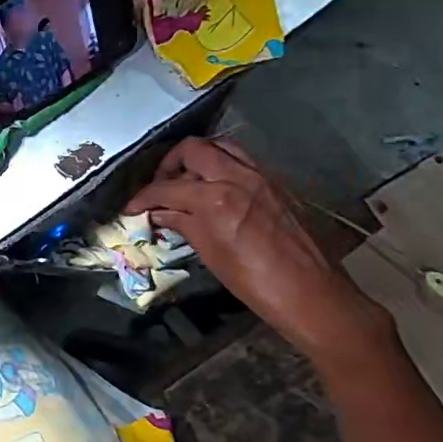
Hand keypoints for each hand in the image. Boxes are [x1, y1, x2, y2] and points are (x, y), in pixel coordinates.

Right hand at [124, 138, 391, 359]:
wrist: (310, 294)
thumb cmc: (254, 282)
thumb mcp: (210, 254)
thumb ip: (183, 224)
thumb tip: (160, 213)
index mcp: (216, 198)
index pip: (167, 187)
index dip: (143, 197)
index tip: (132, 207)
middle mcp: (238, 177)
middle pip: (193, 149)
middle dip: (169, 164)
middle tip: (161, 187)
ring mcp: (261, 177)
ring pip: (221, 147)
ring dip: (199, 159)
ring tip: (188, 183)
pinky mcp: (277, 184)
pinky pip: (243, 160)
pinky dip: (223, 167)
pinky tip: (217, 191)